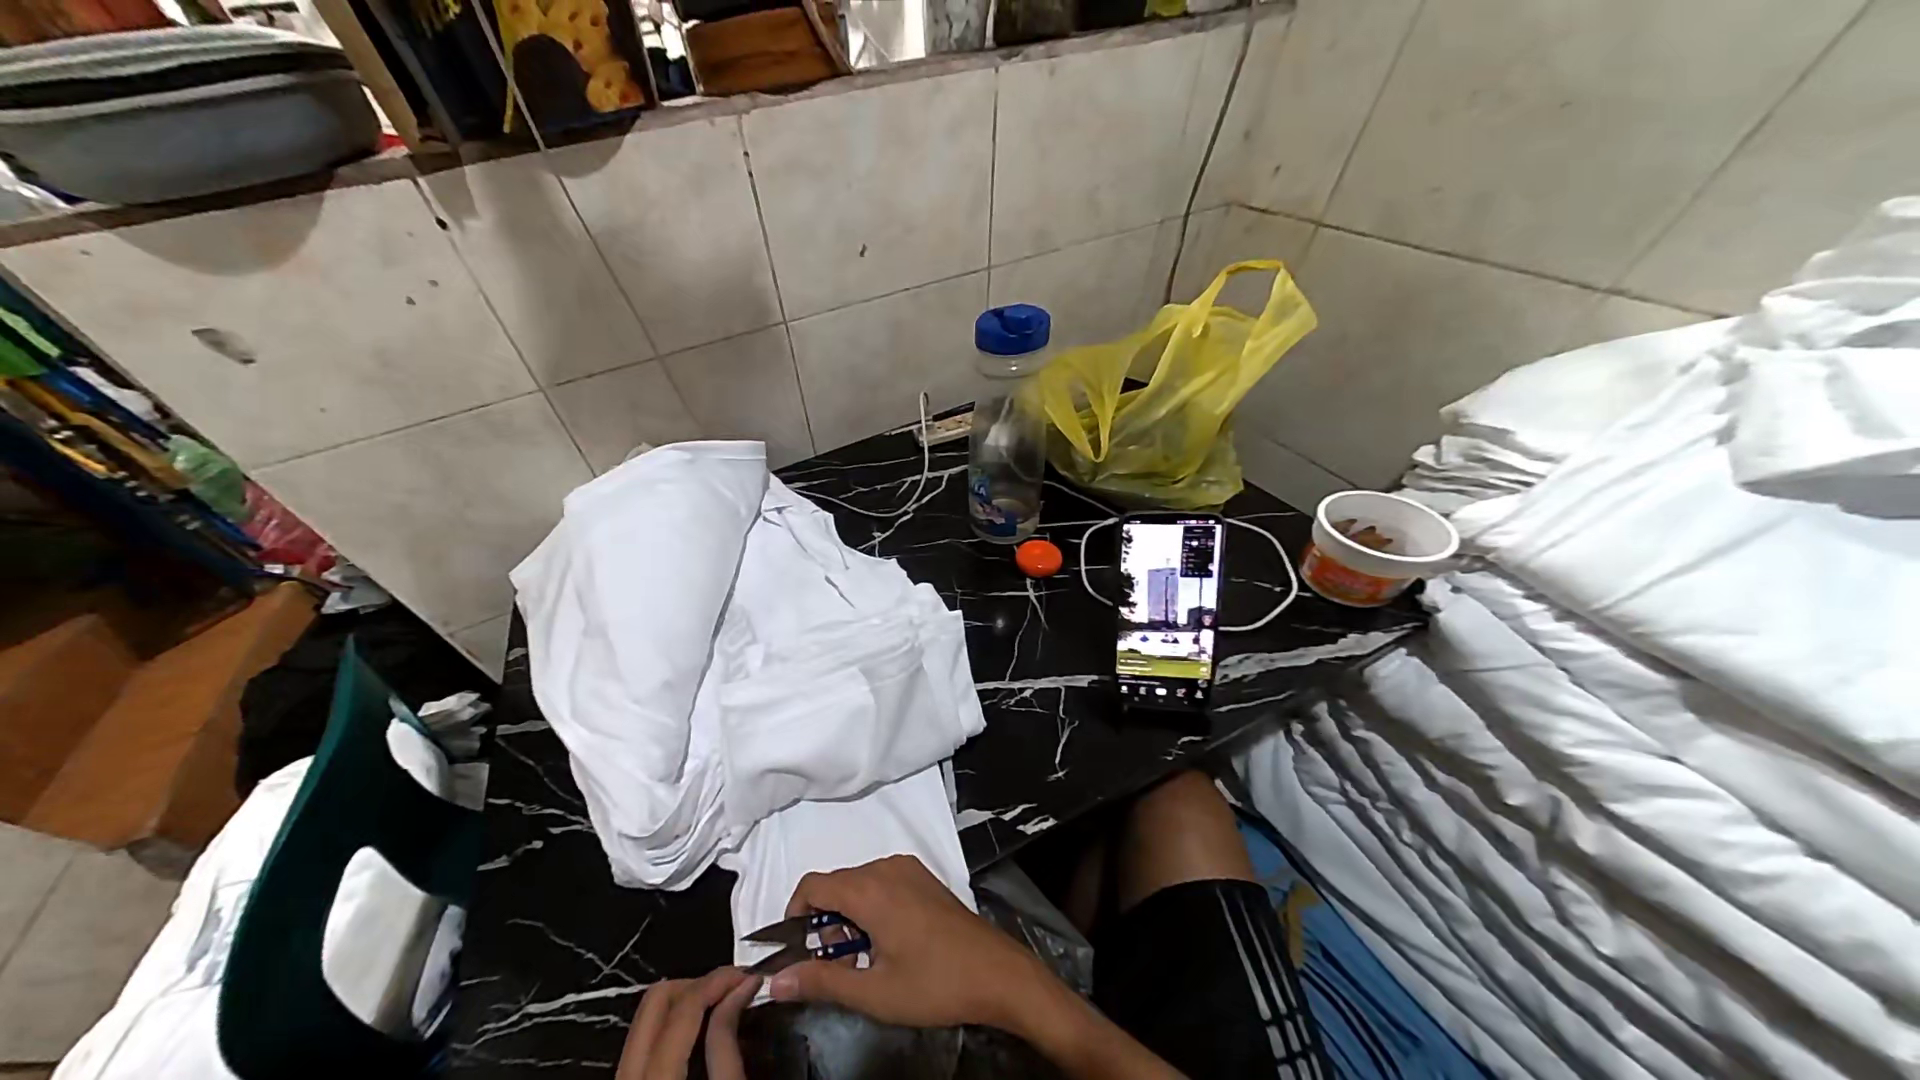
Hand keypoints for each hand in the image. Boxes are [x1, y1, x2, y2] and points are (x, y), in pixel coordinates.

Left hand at [615, 967, 759, 1079]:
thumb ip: (727, 1043)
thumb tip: (742, 987)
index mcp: (654, 1079)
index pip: (683, 1008)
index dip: (718, 981)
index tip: (749, 975)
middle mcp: (626, 1074)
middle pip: (656, 999)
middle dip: (698, 984)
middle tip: (734, 988)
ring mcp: (621, 1077)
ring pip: (648, 1015)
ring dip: (687, 999)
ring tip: (722, 1003)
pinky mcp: (627, 1079)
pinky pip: (646, 1035)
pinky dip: (675, 1020)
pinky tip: (701, 1027)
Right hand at [766, 854, 1058, 1032]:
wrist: (997, 973)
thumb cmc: (934, 983)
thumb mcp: (873, 992)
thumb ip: (821, 981)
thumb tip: (775, 981)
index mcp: (870, 890)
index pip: (813, 885)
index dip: (795, 915)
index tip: (796, 951)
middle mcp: (887, 868)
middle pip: (836, 886)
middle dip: (826, 925)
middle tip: (842, 967)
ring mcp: (909, 869)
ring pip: (859, 885)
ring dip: (850, 918)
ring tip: (868, 961)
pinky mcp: (924, 877)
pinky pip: (882, 882)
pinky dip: (872, 907)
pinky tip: (890, 943)